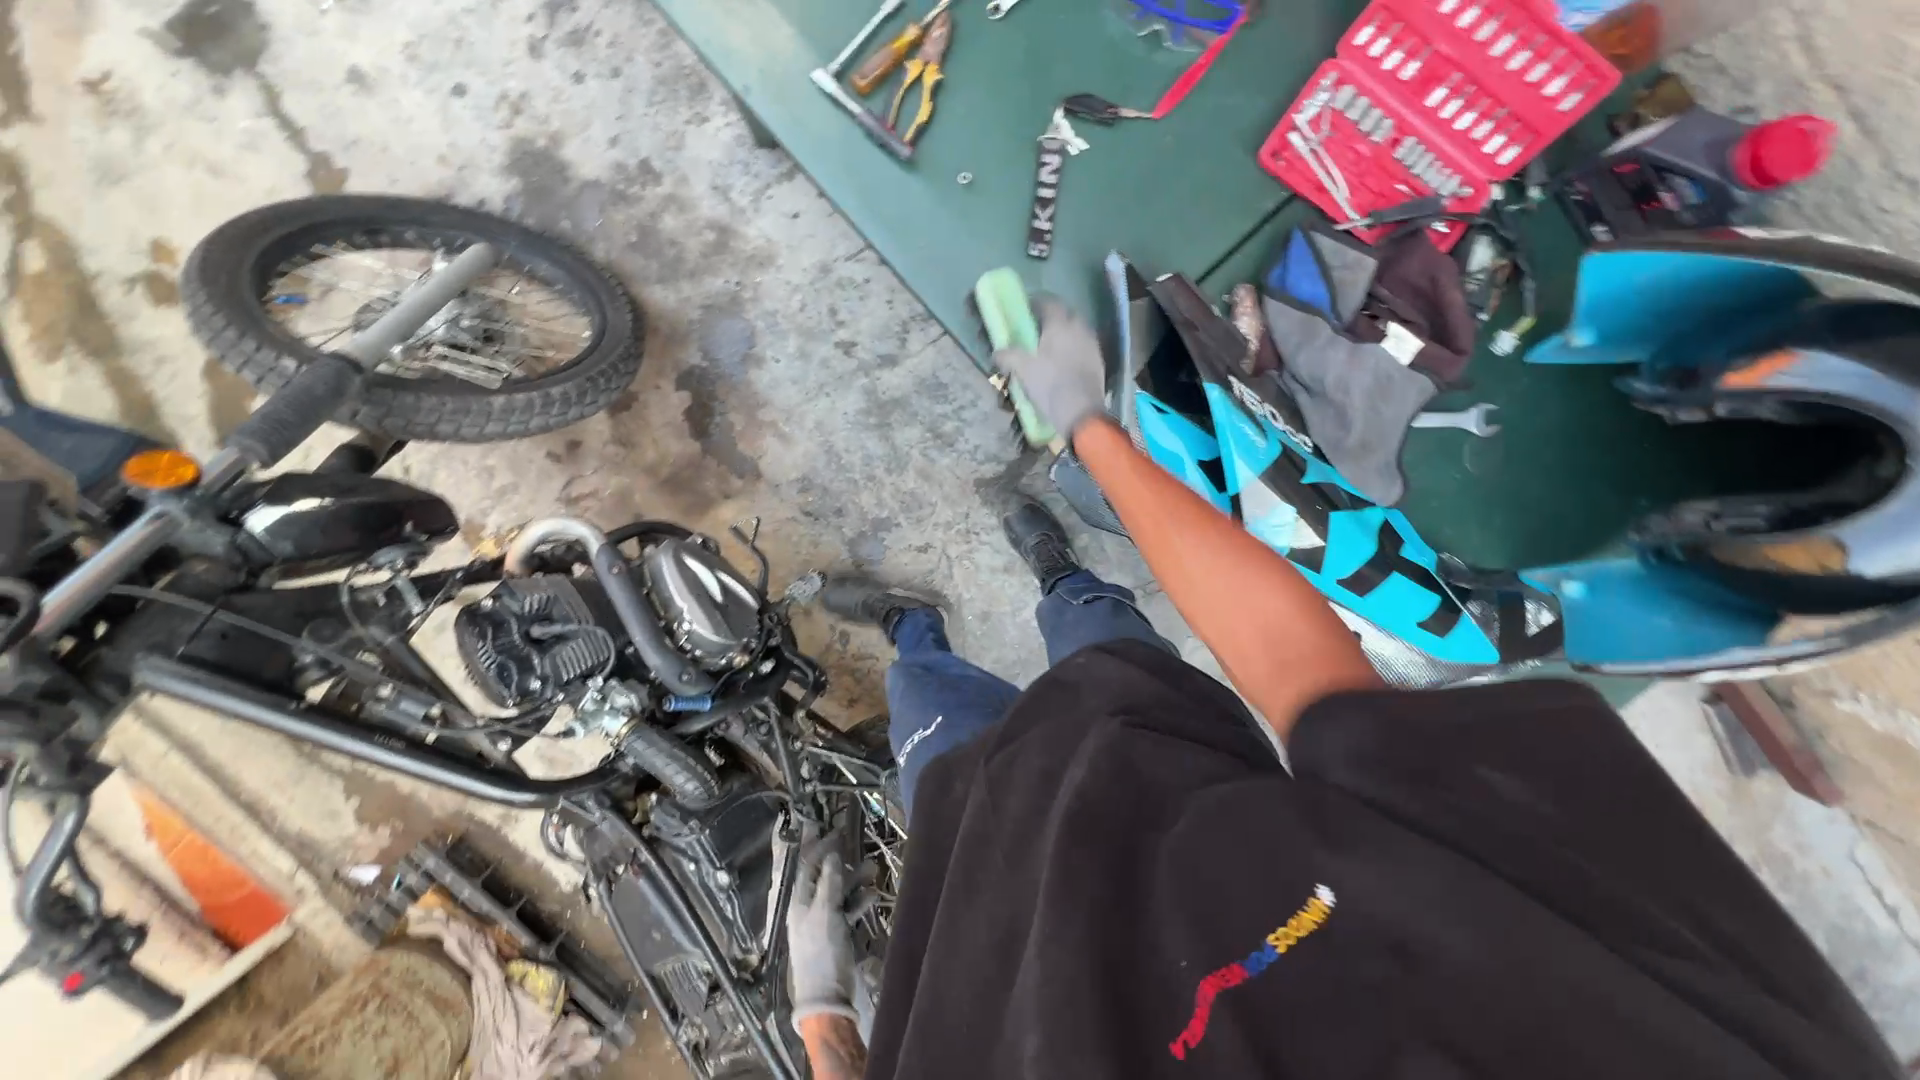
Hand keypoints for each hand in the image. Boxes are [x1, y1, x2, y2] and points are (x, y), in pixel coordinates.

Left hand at [786, 825, 857, 1025]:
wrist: (826, 999)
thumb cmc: (822, 954)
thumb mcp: (825, 914)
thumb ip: (829, 883)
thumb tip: (832, 855)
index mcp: (798, 901)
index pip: (804, 865)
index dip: (814, 845)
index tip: (825, 825)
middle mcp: (807, 907)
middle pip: (821, 875)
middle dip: (837, 858)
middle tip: (850, 839)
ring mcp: (821, 921)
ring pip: (837, 891)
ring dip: (853, 878)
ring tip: (873, 868)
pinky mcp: (835, 934)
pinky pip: (846, 910)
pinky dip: (858, 901)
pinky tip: (872, 895)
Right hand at [993, 297, 1107, 438]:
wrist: (1081, 412)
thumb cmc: (1049, 384)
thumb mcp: (1023, 369)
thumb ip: (1008, 356)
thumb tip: (996, 352)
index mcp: (1060, 323)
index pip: (1048, 302)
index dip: (1035, 303)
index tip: (1025, 309)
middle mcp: (1080, 328)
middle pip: (1065, 314)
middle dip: (1051, 318)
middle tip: (1037, 328)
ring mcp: (1092, 344)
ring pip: (1076, 331)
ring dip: (1063, 334)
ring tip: (1050, 347)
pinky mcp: (1098, 361)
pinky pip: (1083, 346)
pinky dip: (1072, 348)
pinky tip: (1063, 362)